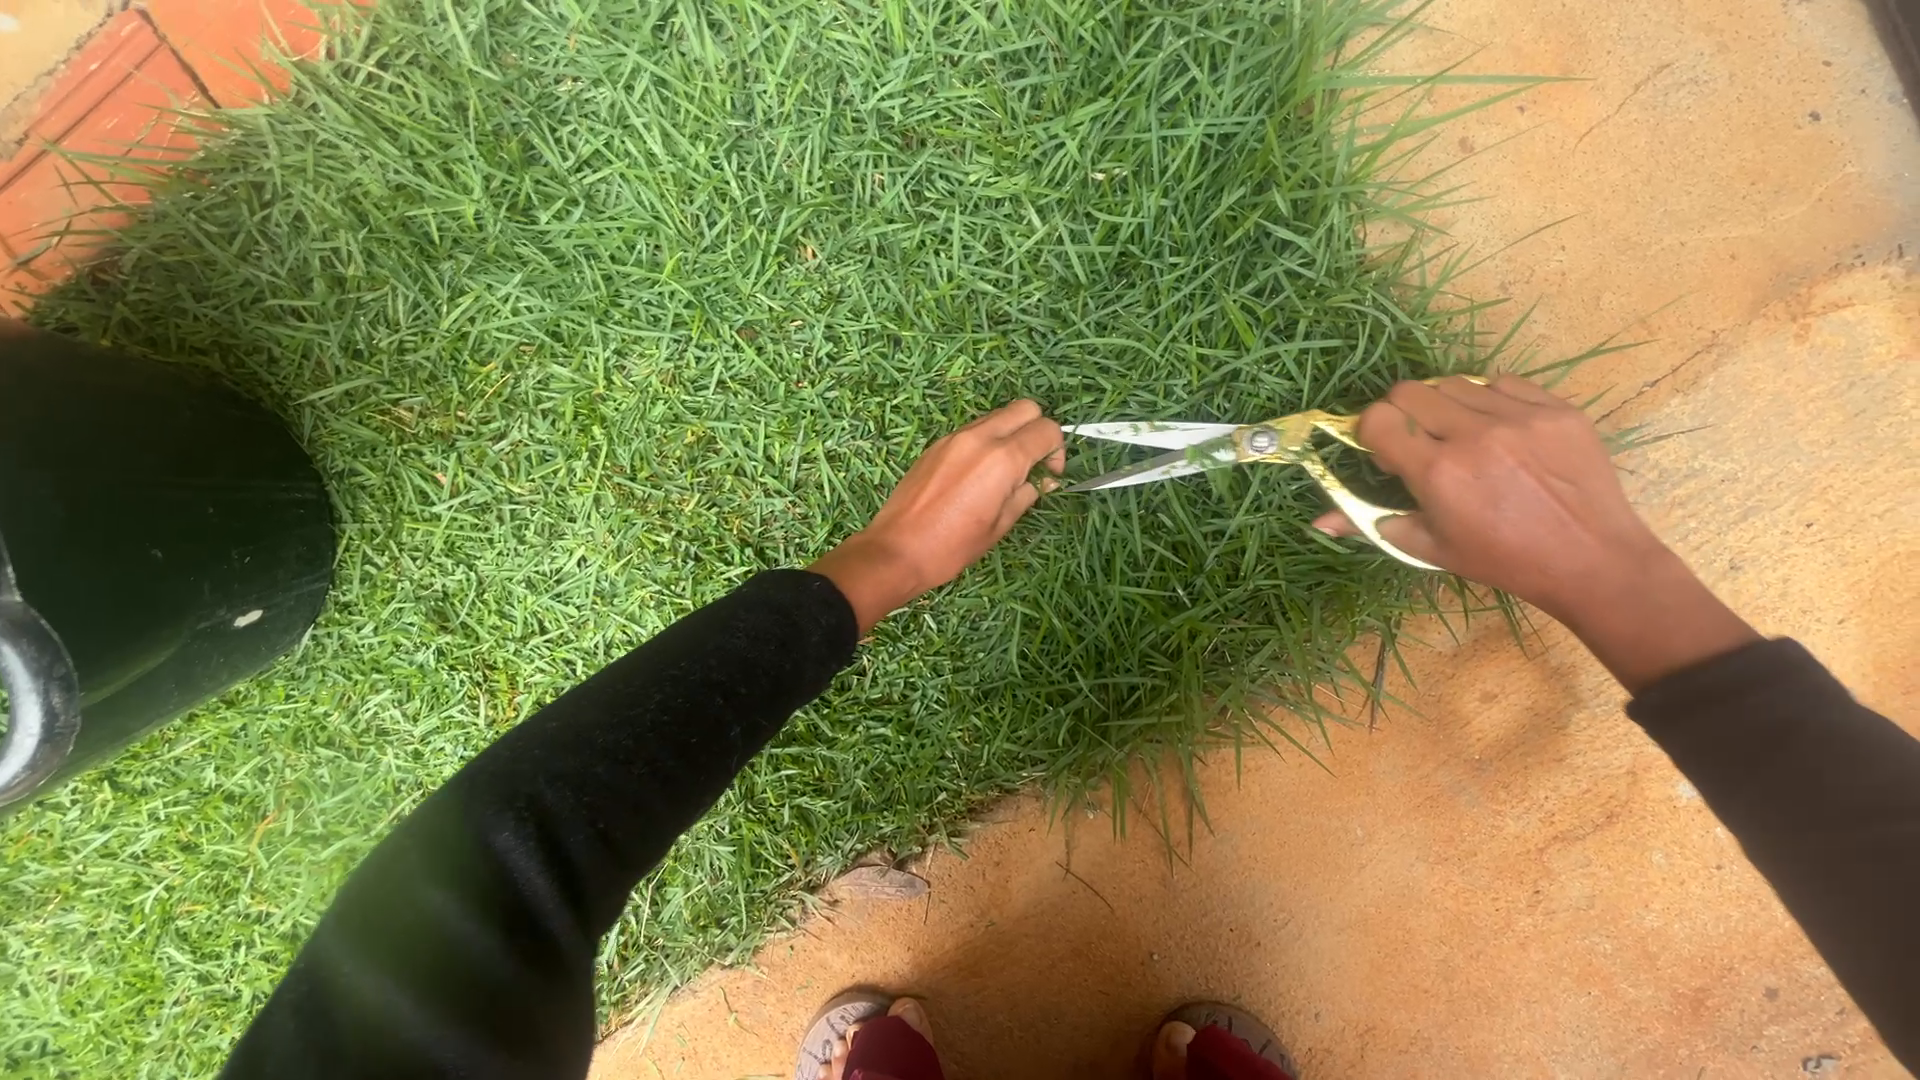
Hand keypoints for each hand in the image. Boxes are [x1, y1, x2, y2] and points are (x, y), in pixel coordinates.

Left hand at [811, 401, 1064, 632]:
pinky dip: (988, 441)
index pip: (1046, 430)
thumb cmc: (952, 547)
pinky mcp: (938, 444)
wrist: (897, 550)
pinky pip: (974, 429)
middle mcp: (980, 438)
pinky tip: (979, 475)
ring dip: (1012, 434)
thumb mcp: (1000, 526)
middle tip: (1032, 465)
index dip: (1057, 451)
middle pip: (1026, 408)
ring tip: (1005, 473)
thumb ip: (1026, 495)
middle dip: (1038, 431)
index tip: (1049, 475)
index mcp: (1002, 459)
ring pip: (999, 415)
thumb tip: (1043, 481)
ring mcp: (955, 437)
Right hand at [1316, 375, 1757, 690]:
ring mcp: (1518, 418)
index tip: (1383, 449)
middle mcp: (1473, 437)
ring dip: (1443, 404)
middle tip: (1417, 438)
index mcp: (1437, 473)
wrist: (1590, 558)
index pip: (1378, 419)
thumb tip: (1317, 522)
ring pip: (1453, 382)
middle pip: (1409, 390)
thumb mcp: (1427, 546)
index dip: (1371, 430)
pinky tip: (1497, 429)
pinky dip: (1488, 399)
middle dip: (1401, 411)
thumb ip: (1368, 524)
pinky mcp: (1556, 410)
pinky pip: (1502, 382)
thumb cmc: (1498, 558)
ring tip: (1460, 434)